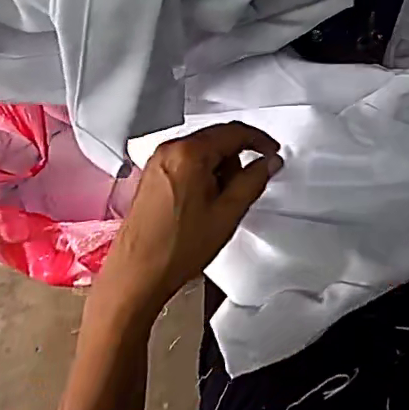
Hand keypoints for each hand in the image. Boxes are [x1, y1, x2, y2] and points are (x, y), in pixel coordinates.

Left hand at [90, 122, 281, 323]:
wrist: (136, 277)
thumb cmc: (174, 249)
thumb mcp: (229, 212)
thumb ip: (254, 180)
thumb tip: (269, 163)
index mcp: (189, 154)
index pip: (234, 132)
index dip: (260, 140)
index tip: (272, 151)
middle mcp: (169, 152)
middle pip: (217, 137)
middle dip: (239, 155)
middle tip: (253, 177)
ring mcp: (157, 163)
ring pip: (203, 150)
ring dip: (221, 166)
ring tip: (225, 199)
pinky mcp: (151, 177)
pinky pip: (187, 162)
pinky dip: (204, 173)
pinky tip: (208, 200)